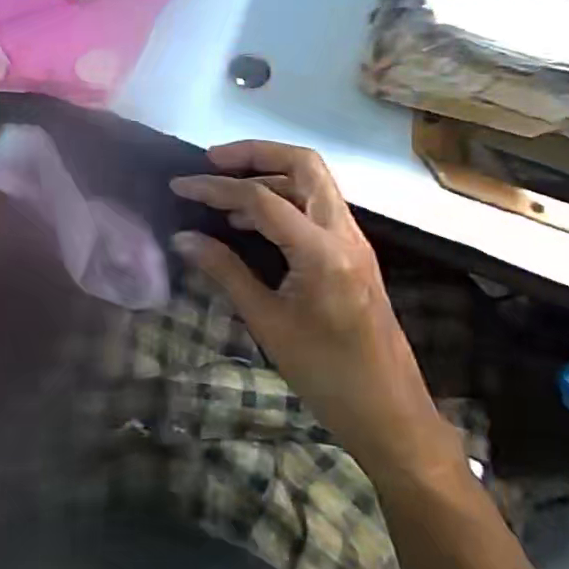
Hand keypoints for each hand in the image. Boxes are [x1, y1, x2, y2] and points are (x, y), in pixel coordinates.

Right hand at [169, 142, 457, 480]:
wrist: (389, 414)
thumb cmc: (324, 373)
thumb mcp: (267, 321)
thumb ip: (225, 271)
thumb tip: (182, 238)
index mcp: (322, 251)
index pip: (262, 198)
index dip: (215, 188)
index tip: (179, 186)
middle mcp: (345, 234)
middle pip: (305, 166)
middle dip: (256, 154)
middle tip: (212, 161)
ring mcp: (354, 243)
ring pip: (314, 183)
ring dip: (269, 175)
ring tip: (223, 194)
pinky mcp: (353, 256)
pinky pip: (316, 209)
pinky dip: (282, 201)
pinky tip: (249, 223)